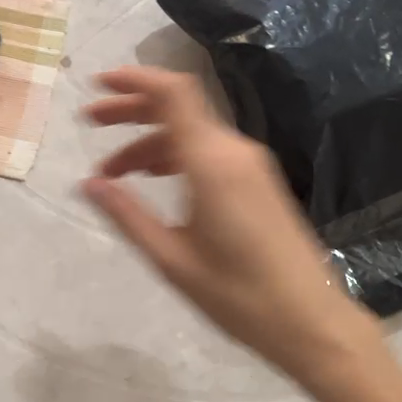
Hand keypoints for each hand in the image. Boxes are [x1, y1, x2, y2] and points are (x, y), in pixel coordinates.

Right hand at [80, 67, 377, 388]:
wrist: (313, 322)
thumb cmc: (240, 297)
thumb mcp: (172, 260)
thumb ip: (128, 215)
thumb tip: (88, 185)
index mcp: (212, 162)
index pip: (172, 93)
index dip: (134, 79)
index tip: (98, 84)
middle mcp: (233, 150)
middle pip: (177, 107)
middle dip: (131, 109)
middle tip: (90, 123)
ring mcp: (250, 164)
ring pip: (191, 131)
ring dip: (150, 140)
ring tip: (113, 171)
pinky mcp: (258, 180)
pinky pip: (209, 150)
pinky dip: (175, 154)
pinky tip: (153, 181)